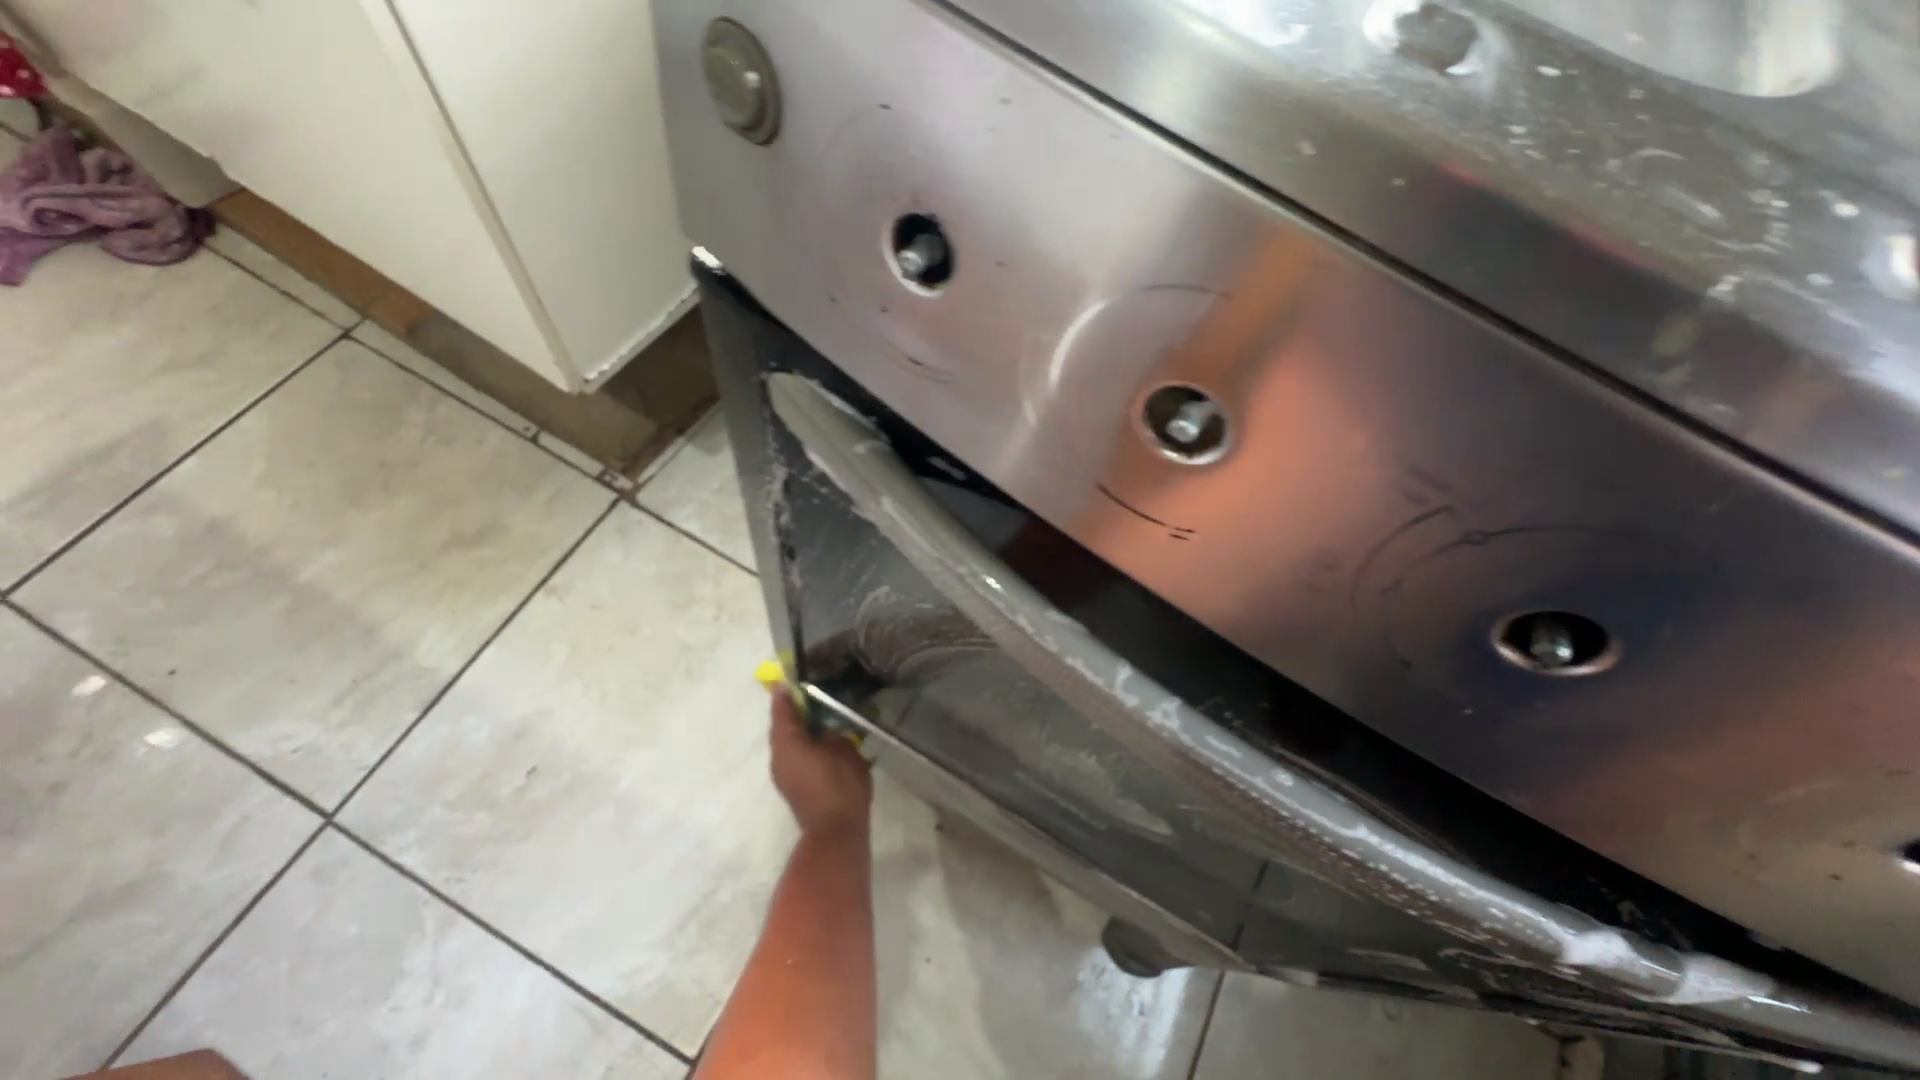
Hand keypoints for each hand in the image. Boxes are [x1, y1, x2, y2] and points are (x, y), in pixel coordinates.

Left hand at [768, 689, 872, 835]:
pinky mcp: (792, 788)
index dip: (787, 693)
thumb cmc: (839, 784)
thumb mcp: (844, 749)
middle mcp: (778, 757)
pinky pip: (794, 758)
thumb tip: (827, 729)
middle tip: (811, 698)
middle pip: (782, 728)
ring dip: (800, 732)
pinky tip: (823, 746)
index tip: (791, 679)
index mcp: (787, 742)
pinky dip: (804, 748)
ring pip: (788, 745)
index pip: (782, 710)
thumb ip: (833, 733)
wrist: (836, 831)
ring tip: (821, 721)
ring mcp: (783, 775)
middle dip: (794, 713)